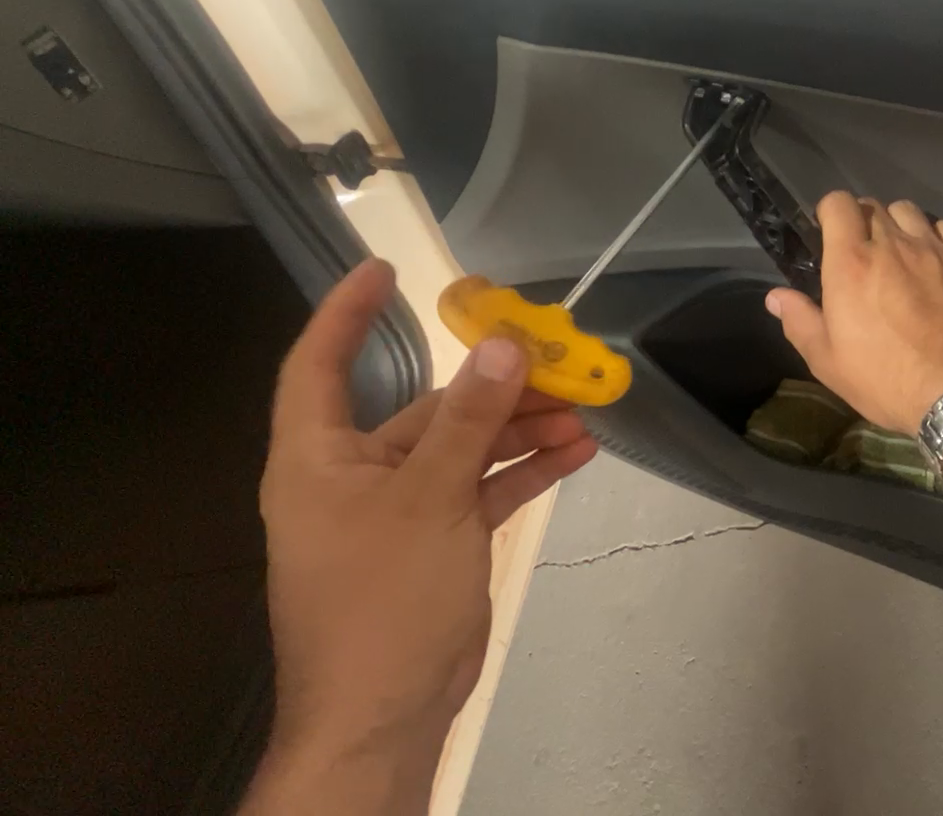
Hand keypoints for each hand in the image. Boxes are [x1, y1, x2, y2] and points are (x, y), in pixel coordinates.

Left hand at [245, 260, 597, 813]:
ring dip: (526, 428)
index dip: (346, 316)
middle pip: (431, 408)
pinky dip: (531, 467)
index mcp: (322, 459)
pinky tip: (579, 453)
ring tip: (584, 412)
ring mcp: (408, 505)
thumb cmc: (384, 597)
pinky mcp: (446, 533)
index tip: (385, 271)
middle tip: (557, 363)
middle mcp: (362, 474)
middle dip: (496, 387)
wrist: (390, 707)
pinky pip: (491, 484)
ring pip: (471, 445)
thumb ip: (470, 420)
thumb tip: (504, 346)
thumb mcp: (430, 499)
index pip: (320, 368)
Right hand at [765, 192, 942, 433]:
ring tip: (903, 254)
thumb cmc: (889, 382)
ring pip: (912, 213)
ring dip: (900, 226)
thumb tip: (777, 296)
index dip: (831, 212)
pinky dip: (938, 237)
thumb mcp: (830, 364)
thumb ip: (801, 322)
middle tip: (865, 252)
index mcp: (853, 263)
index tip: (831, 233)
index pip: (838, 203)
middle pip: (875, 206)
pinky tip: (938, 262)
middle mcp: (896, 244)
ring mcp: (938, 250)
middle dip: (864, 221)